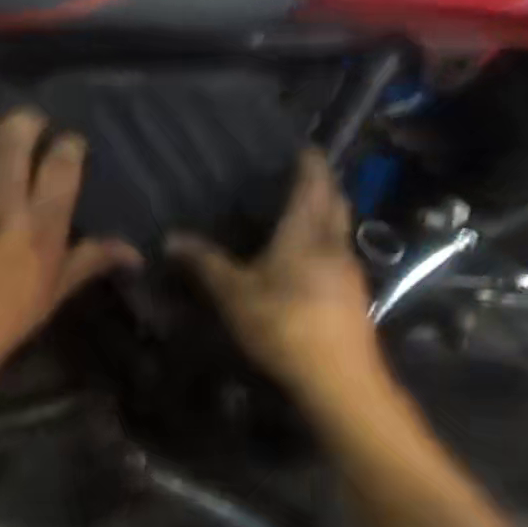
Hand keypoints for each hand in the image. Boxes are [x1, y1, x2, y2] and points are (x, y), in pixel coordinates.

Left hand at [0, 109, 137, 382]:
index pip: (62, 163)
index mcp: (42, 226)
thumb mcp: (60, 287)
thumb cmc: (13, 312)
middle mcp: (4, 205)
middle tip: (34, 127)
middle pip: (15, 136)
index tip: (71, 145)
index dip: (70, 143)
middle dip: (29, 121)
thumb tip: (137, 254)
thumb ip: (96, 258)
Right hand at [169, 149, 380, 397]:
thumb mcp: (234, 295)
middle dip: (324, 184)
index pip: (313, 183)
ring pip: (342, 229)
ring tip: (306, 213)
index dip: (311, 162)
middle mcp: (333, 242)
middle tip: (306, 175)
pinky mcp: (356, 295)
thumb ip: (205, 264)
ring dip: (329, 214)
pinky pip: (342, 254)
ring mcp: (350, 269)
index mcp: (306, 231)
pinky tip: (313, 261)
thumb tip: (171, 238)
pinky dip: (329, 243)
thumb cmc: (284, 325)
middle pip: (336, 201)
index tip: (305, 147)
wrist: (340, 379)